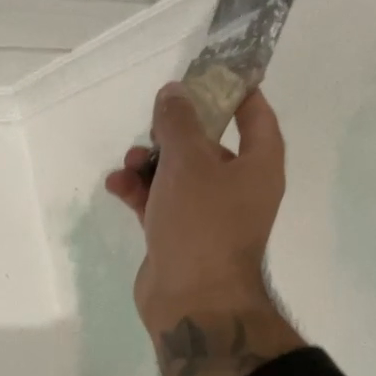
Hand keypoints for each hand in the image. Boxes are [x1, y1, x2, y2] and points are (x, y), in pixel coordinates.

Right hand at [105, 82, 304, 375]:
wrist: (192, 301)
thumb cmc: (201, 223)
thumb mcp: (188, 161)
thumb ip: (177, 121)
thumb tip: (173, 93)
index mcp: (258, 165)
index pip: (255, 115)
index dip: (234, 91)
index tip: (206, 74)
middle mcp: (238, 188)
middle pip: (208, 145)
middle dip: (174, 133)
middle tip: (151, 127)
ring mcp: (208, 216)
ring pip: (178, 176)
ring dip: (150, 164)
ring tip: (127, 164)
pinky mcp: (180, 238)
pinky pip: (160, 203)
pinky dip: (140, 193)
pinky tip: (117, 187)